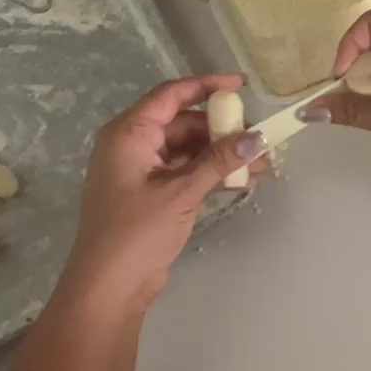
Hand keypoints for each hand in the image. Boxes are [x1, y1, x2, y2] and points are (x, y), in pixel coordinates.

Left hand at [57, 74, 267, 308]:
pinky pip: (188, 171)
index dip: (206, 86)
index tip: (241, 86)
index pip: (171, 96)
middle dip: (222, 130)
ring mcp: (144, 170)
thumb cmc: (136, 232)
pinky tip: (243, 181)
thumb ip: (218, 161)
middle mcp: (133, 145)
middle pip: (184, 123)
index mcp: (128, 134)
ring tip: (261, 164)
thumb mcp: (181, 192)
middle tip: (258, 138)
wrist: (110, 284)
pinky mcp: (154, 193)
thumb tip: (257, 139)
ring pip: (190, 150)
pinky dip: (213, 173)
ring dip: (222, 155)